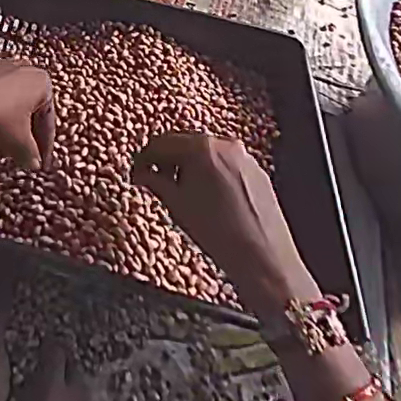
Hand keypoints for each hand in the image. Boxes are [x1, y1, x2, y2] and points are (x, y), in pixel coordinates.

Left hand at [0, 60, 55, 170]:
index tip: (43, 163)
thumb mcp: (19, 140)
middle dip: (28, 132)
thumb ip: (31, 153)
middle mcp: (26, 69)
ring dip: (12, 122)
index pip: (48, 120)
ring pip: (13, 100)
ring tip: (6, 142)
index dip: (45, 145)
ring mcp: (3, 66)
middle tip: (26, 154)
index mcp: (43, 83)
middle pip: (31, 108)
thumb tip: (34, 164)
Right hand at [131, 133, 317, 310]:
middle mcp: (225, 144)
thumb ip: (155, 181)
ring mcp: (244, 157)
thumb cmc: (218, 232)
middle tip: (153, 180)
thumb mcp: (176, 205)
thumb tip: (143, 173)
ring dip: (189, 167)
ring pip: (206, 154)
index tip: (137, 171)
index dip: (145, 158)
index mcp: (202, 148)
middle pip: (185, 144)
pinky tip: (205, 197)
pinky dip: (210, 173)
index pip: (162, 142)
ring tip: (179, 192)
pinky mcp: (257, 172)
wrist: (263, 258)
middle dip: (167, 161)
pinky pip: (225, 164)